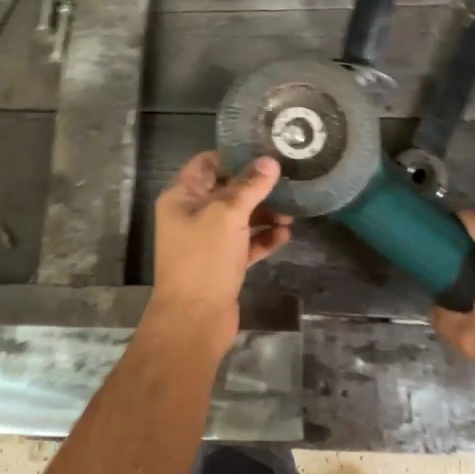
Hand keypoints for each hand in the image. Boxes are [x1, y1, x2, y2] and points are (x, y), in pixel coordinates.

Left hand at [147, 151, 292, 347]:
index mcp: (182, 196)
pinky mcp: (221, 263)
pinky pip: (244, 242)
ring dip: (264, 214)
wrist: (194, 321)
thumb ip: (250, 186)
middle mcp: (191, 214)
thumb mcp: (228, 214)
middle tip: (287, 182)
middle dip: (256, 187)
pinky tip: (285, 235)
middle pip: (226, 190)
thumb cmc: (204, 258)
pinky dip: (262, 238)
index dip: (234, 156)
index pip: (207, 163)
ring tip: (292, 214)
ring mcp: (206, 240)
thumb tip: (269, 161)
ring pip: (238, 217)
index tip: (264, 152)